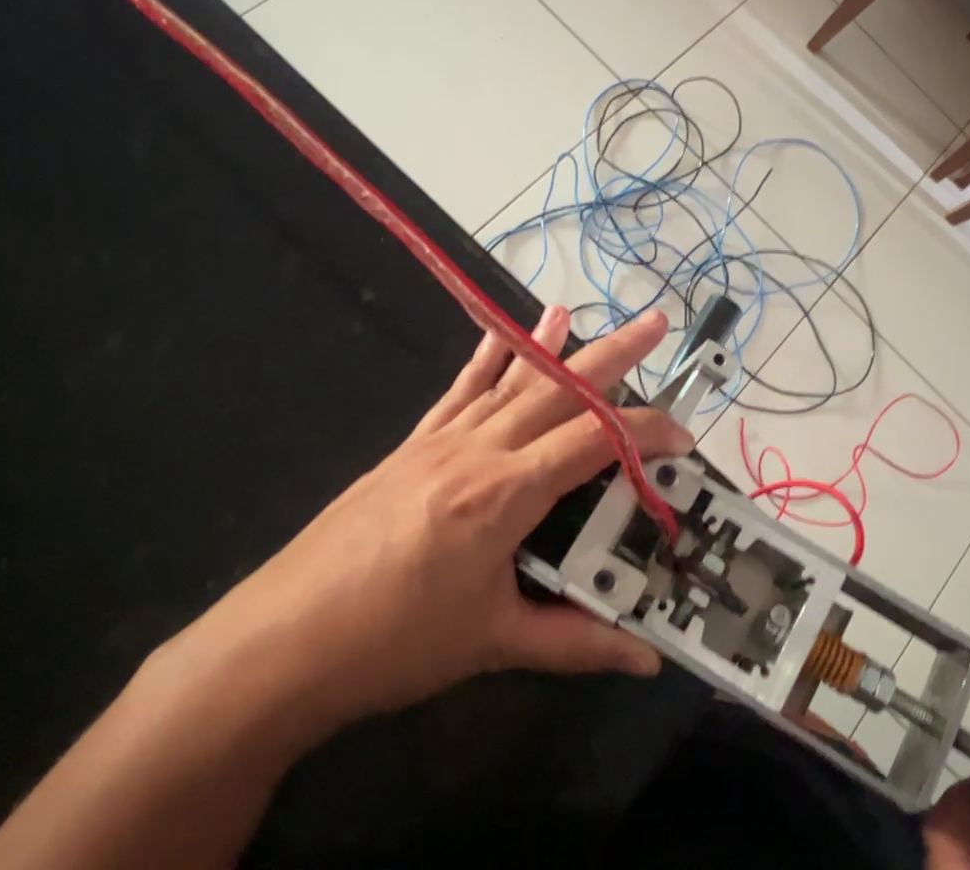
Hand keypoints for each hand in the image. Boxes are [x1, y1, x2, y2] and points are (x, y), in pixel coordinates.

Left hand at [151, 306, 690, 753]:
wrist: (284, 642)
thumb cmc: (395, 644)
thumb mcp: (495, 642)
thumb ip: (577, 643)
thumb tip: (647, 661)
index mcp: (505, 494)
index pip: (594, 442)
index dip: (646, 433)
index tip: (685, 438)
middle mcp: (476, 452)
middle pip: (558, 392)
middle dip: (612, 356)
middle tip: (656, 321)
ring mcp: (438, 445)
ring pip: (507, 382)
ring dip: (548, 346)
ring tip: (576, 308)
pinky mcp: (409, 450)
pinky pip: (457, 394)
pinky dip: (484, 361)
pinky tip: (499, 335)